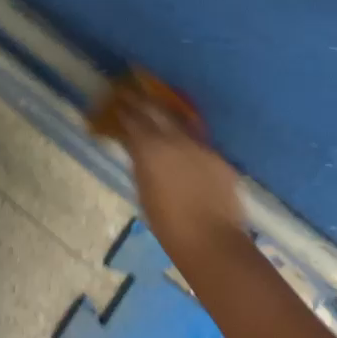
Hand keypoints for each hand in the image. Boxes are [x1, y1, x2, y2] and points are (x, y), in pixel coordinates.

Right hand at [90, 71, 244, 257]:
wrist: (212, 241)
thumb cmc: (166, 223)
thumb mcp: (143, 189)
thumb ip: (141, 162)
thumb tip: (137, 149)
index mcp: (150, 147)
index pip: (132, 118)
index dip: (123, 109)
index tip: (116, 102)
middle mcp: (176, 139)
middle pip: (157, 110)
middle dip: (143, 101)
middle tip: (133, 95)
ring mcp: (201, 147)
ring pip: (180, 124)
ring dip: (167, 118)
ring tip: (158, 116)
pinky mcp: (220, 159)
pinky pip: (199, 144)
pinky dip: (188, 143)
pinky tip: (185, 151)